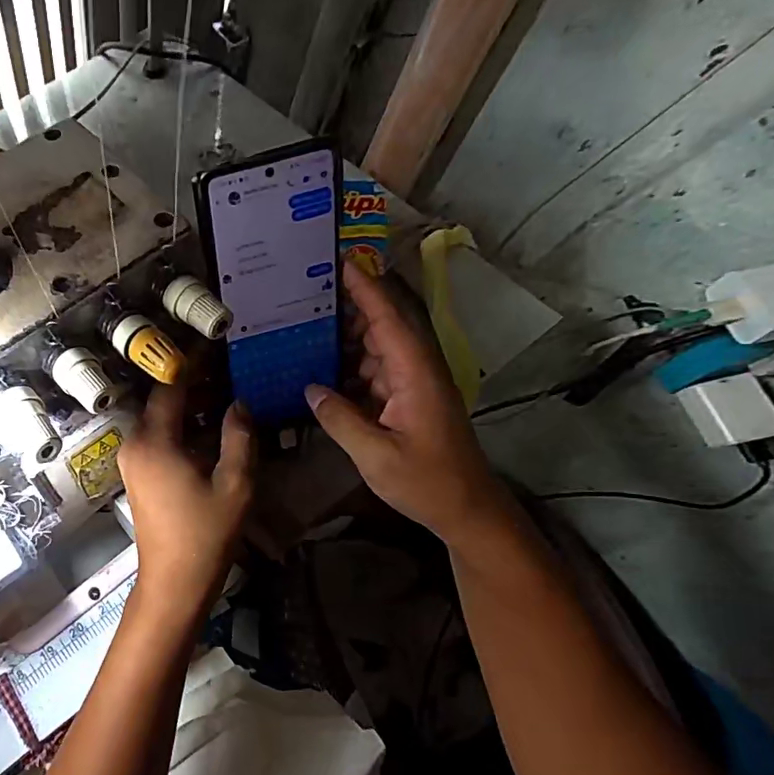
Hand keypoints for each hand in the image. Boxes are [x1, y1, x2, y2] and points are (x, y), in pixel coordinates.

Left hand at [116, 383, 253, 625]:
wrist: (173, 582)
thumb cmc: (205, 535)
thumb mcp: (234, 484)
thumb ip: (239, 437)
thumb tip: (239, 404)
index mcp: (154, 442)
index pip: (170, 387)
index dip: (192, 363)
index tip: (215, 344)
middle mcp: (135, 445)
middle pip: (162, 401)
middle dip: (194, 384)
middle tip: (230, 369)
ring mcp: (133, 461)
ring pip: (161, 420)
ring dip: (190, 407)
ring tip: (227, 393)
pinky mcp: (138, 475)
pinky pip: (159, 438)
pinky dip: (182, 428)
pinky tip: (211, 428)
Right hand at [306, 263, 509, 539]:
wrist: (466, 511)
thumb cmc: (427, 482)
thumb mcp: (375, 455)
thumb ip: (340, 419)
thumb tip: (311, 390)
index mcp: (416, 376)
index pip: (389, 321)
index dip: (367, 290)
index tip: (342, 263)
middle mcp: (417, 373)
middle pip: (383, 329)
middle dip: (349, 311)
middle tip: (307, 298)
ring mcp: (414, 388)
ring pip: (377, 352)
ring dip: (347, 341)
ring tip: (306, 330)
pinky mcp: (408, 404)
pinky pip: (376, 375)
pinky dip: (351, 369)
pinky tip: (323, 372)